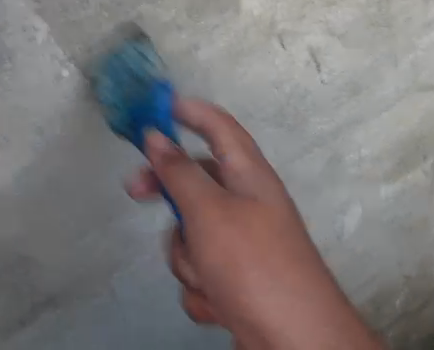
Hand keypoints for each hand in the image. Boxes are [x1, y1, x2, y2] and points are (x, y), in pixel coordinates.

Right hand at [125, 98, 383, 348]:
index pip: (217, 126)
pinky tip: (218, 303)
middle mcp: (246, 203)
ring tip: (206, 275)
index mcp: (248, 175)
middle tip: (136, 192)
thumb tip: (155, 135)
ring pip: (191, 233)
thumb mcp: (208, 210)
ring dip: (188, 256)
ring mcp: (242, 246)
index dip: (187, 111)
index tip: (152, 107)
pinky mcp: (237, 283)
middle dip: (167, 194)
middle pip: (194, 181)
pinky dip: (203, 289)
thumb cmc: (254, 264)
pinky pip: (201, 271)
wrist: (297, 344)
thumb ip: (177, 171)